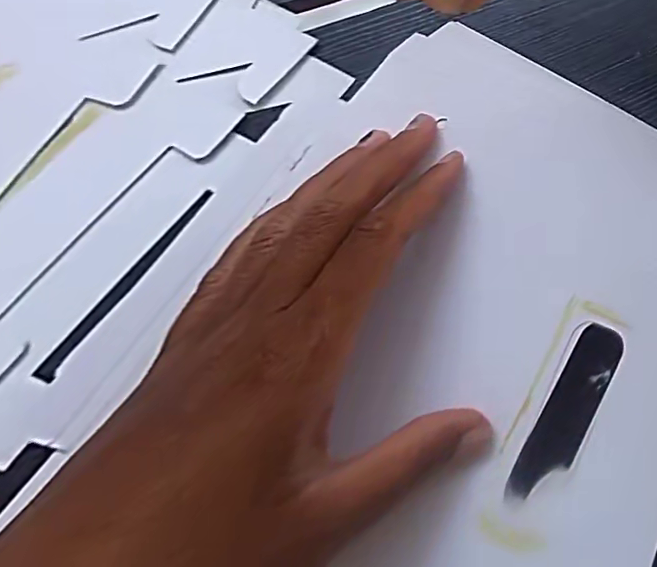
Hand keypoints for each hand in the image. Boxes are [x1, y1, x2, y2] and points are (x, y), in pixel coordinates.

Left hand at [0, 116, 488, 566]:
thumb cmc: (186, 554)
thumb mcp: (318, 520)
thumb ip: (406, 464)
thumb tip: (472, 428)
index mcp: (296, 357)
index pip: (370, 249)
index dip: (415, 200)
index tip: (446, 168)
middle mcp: (255, 327)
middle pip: (327, 217)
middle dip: (379, 165)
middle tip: (416, 131)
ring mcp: (214, 330)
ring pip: (281, 226)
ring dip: (331, 178)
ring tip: (365, 147)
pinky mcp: (184, 345)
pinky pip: (238, 255)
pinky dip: (276, 215)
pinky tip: (287, 208)